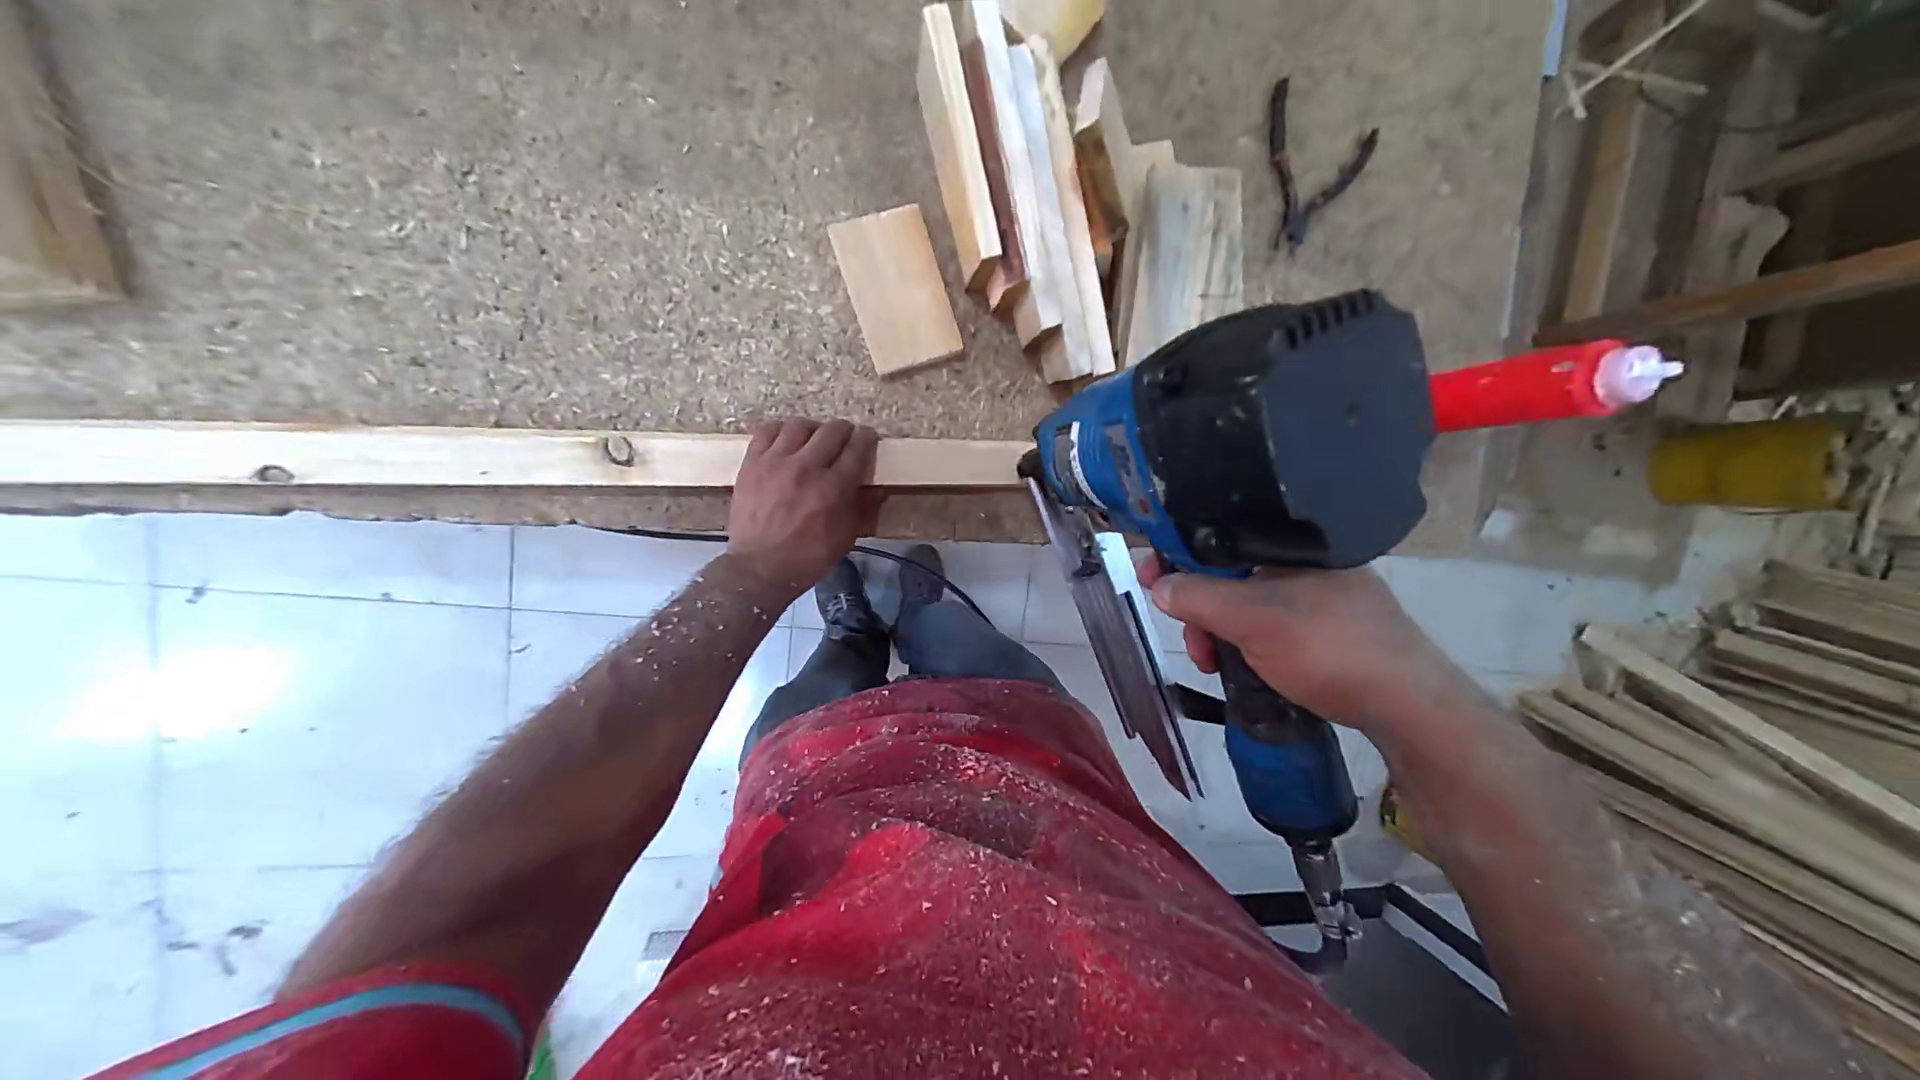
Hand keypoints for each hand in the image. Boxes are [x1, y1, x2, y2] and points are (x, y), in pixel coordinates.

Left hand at [727, 418, 881, 594]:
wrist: (761, 567)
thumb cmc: (809, 557)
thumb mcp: (846, 536)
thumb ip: (862, 506)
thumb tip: (877, 487)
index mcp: (834, 487)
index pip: (857, 447)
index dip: (866, 438)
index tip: (867, 438)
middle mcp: (807, 468)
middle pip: (832, 430)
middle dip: (845, 431)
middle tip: (845, 439)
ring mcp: (776, 462)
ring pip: (800, 425)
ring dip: (813, 429)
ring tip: (814, 439)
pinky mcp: (752, 463)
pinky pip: (767, 431)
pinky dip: (781, 430)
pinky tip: (786, 441)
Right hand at [1138, 555, 1466, 725]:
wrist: (1409, 707)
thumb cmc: (1328, 648)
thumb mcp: (1252, 620)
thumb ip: (1199, 597)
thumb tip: (1158, 585)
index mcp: (1292, 546)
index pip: (1220, 537)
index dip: (1179, 554)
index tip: (1151, 578)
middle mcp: (1308, 564)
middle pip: (1229, 575)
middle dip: (1199, 610)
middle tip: (1195, 646)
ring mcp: (1323, 598)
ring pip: (1248, 605)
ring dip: (1220, 633)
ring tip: (1215, 666)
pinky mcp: (1331, 630)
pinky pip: (1271, 625)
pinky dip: (1248, 645)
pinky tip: (1245, 669)